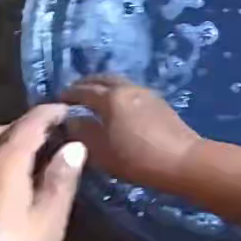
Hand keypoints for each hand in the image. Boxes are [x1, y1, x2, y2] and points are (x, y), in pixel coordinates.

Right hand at [62, 74, 204, 184]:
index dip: (67, 95)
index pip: (82, 90)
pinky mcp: (158, 101)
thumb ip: (83, 132)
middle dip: (85, 84)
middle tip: (74, 94)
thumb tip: (70, 120)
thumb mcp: (102, 151)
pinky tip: (116, 108)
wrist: (183, 161)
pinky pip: (130, 91)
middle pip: (101, 79)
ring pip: (118, 83)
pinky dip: (117, 94)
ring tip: (94, 101)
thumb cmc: (137, 158)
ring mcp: (145, 92)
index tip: (57, 100)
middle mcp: (126, 88)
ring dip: (103, 87)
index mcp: (110, 97)